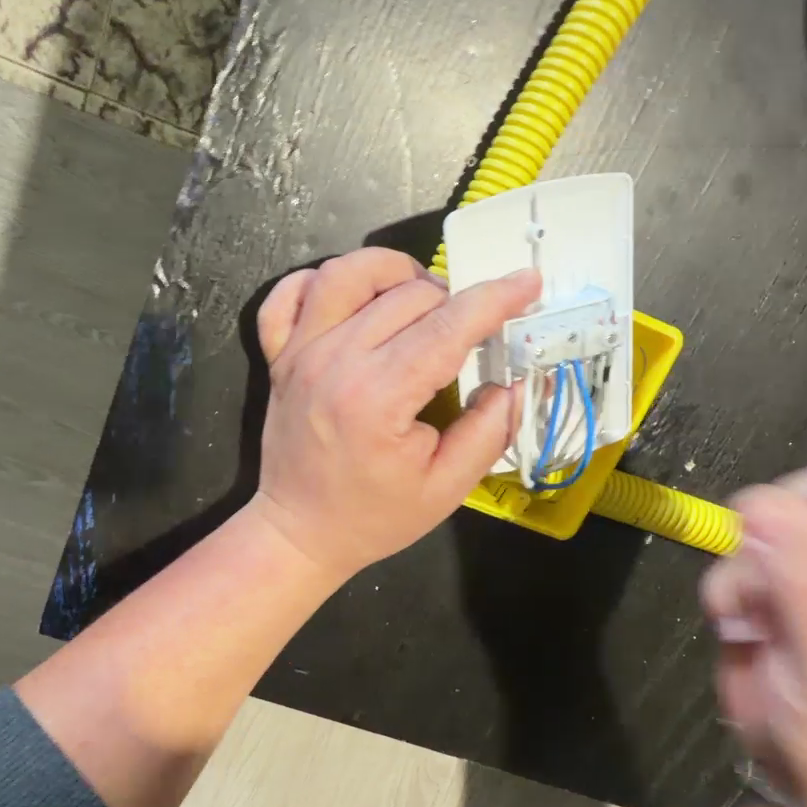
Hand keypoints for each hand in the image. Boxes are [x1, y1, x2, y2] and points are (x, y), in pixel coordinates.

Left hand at [244, 248, 539, 579]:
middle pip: (407, 294)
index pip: (447, 327)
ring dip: (393, 274)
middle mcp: (335, 361)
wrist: (298, 532)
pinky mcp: (278, 356)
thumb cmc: (373, 518)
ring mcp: (299, 353)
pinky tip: (352, 301)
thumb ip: (488, 432)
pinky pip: (288, 294)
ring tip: (418, 301)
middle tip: (468, 332)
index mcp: (378, 398)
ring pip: (347, 273)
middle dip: (452, 301)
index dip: (495, 299)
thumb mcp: (446, 489)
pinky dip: (320, 283)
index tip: (529, 283)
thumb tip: (511, 382)